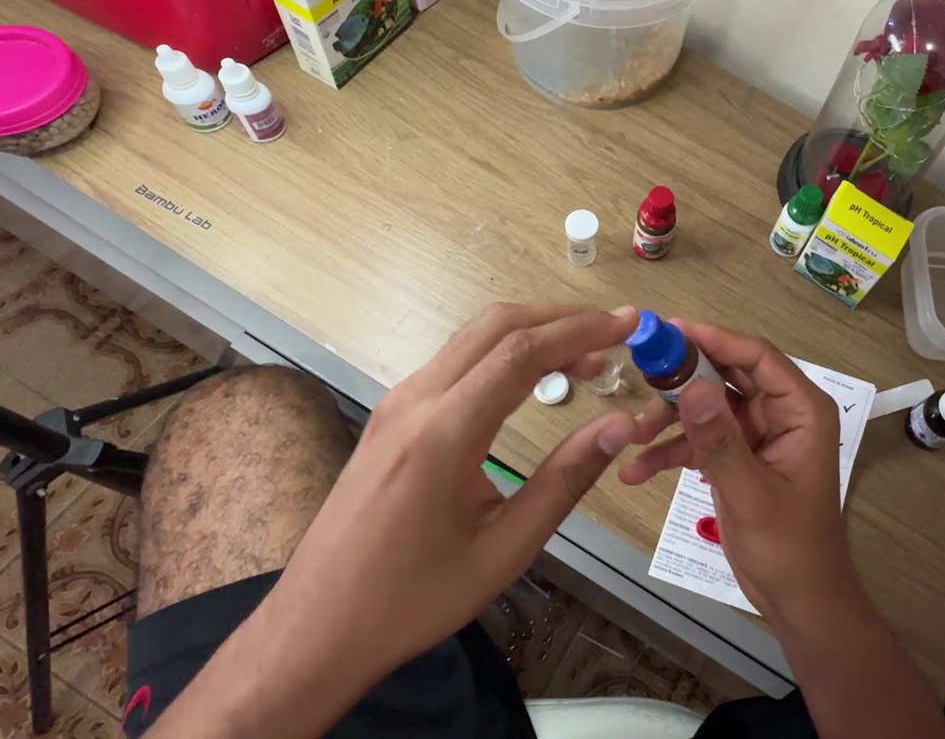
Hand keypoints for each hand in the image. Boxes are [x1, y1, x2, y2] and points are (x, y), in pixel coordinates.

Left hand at [262, 302, 639, 680]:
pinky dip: (506, 351)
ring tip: (588, 354)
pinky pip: (458, 359)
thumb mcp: (504, 550)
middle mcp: (417, 400)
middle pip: (498, 325)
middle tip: (615, 331)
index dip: (583, 328)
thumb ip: (566, 480)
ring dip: (535, 331)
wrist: (315, 628)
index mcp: (444, 433)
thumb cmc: (413, 599)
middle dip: (563, 317)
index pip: (522, 352)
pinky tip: (534, 377)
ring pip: (475, 336)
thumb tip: (621, 425)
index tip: (630, 322)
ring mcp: (399, 401)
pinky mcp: (393, 412)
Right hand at [618, 320, 853, 617]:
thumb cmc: (789, 548)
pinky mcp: (739, 456)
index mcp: (801, 409)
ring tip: (633, 436)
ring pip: (709, 406)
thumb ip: (720, 439)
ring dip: (671, 420)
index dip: (714, 339)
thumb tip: (690, 386)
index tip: (670, 331)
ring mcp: (758, 434)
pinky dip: (673, 451)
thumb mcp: (750, 493)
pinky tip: (638, 471)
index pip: (757, 358)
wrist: (800, 602)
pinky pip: (703, 439)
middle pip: (728, 376)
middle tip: (640, 372)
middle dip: (683, 379)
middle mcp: (781, 412)